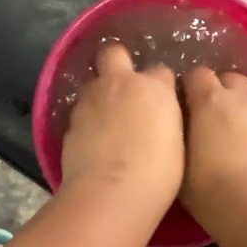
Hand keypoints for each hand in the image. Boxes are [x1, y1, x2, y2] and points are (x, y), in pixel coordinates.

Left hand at [60, 43, 183, 206]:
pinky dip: (87, 120)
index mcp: (154, 87)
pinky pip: (80, 111)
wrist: (111, 192)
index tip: (161, 100)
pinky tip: (93, 140)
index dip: (159, 85)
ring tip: (106, 121)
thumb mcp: (177, 142)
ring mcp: (90, 100)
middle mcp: (119, 84)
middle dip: (118, 63)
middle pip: (114, 53)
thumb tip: (158, 117)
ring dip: (100, 96)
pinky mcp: (70, 121)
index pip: (160, 71)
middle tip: (123, 87)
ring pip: (93, 84)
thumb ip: (165, 119)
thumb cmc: (158, 173)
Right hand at [180, 67, 246, 229]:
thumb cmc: (213, 192)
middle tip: (207, 117)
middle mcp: (241, 96)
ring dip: (241, 99)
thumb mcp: (180, 166)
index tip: (182, 108)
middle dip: (217, 91)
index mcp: (210, 100)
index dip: (188, 89)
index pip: (196, 75)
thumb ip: (179, 137)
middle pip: (227, 78)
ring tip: (233, 124)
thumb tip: (179, 128)